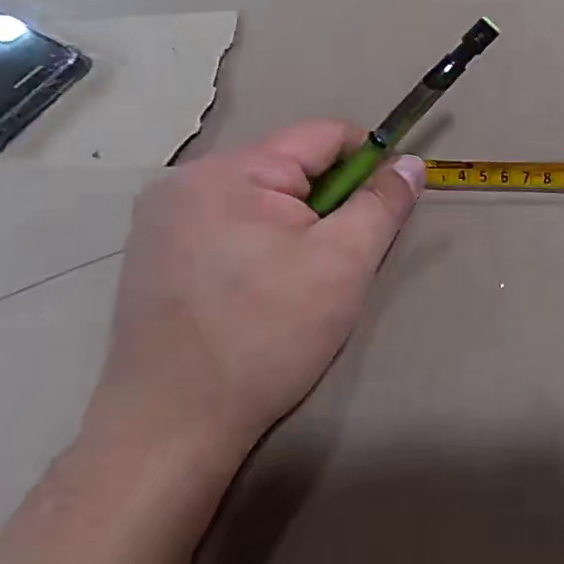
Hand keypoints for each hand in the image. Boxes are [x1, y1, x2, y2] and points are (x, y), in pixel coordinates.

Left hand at [85, 120, 424, 451]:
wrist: (171, 427)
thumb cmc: (267, 337)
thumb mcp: (343, 265)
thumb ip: (381, 205)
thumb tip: (411, 163)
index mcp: (230, 171)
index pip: (321, 136)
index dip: (368, 160)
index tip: (388, 200)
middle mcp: (186, 180)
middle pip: (287, 166)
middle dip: (326, 203)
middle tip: (341, 257)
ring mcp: (161, 218)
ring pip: (257, 198)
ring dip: (294, 224)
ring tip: (300, 281)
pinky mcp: (152, 254)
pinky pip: (225, 224)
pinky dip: (258, 243)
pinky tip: (260, 291)